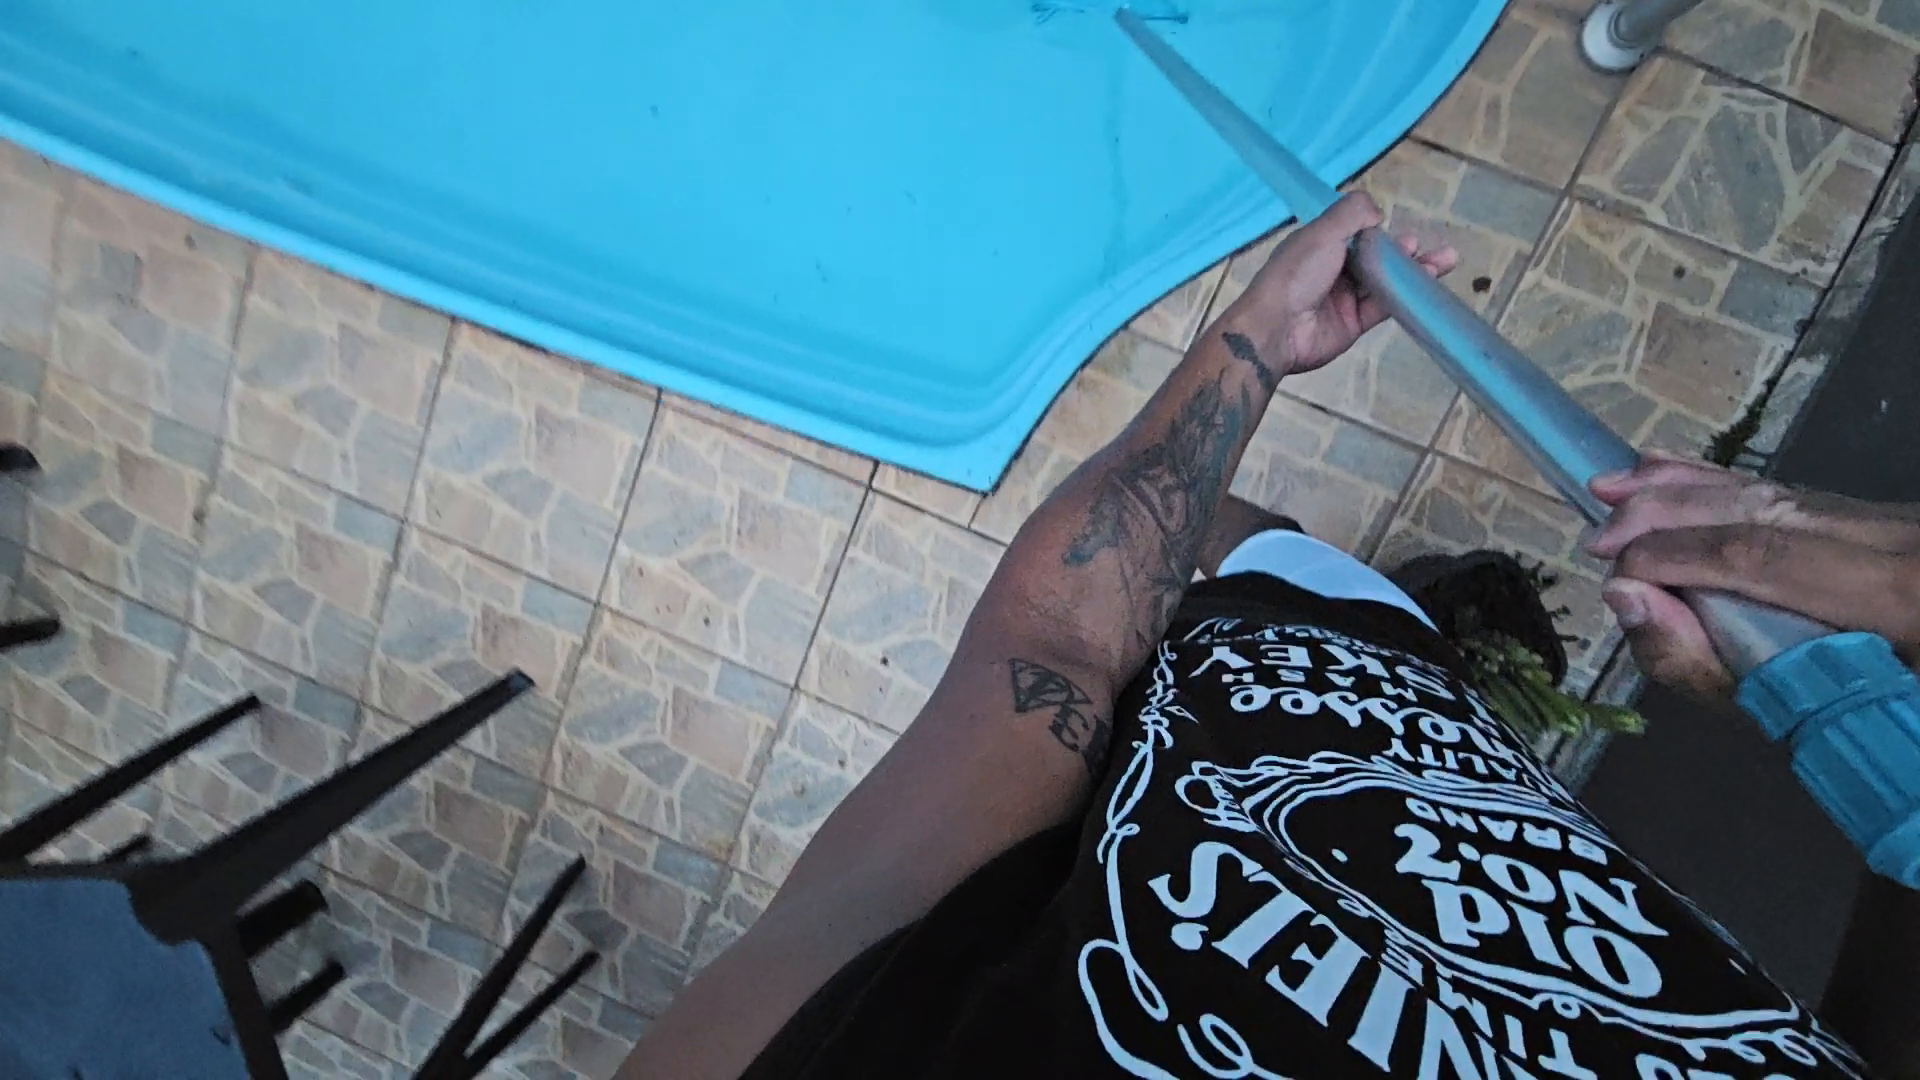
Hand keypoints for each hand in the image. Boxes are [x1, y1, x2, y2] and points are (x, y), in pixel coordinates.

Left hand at [1227, 193, 1457, 375]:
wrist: (1276, 329)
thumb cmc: (1296, 275)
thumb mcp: (1323, 231)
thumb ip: (1352, 213)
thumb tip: (1377, 215)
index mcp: (1317, 247)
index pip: (1354, 234)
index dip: (1376, 231)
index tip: (1391, 228)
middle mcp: (1330, 272)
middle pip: (1374, 258)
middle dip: (1401, 251)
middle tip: (1418, 247)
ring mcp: (1342, 299)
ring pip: (1385, 281)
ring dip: (1414, 270)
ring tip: (1446, 259)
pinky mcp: (1352, 324)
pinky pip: (1384, 306)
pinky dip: (1407, 294)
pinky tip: (1430, 280)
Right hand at [1588, 455, 1919, 699]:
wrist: (1913, 702)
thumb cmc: (1866, 724)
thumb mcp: (1781, 715)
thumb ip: (1698, 661)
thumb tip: (1623, 596)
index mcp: (1897, 594)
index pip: (1752, 554)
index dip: (1668, 556)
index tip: (1616, 578)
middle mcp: (1901, 539)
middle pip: (1756, 508)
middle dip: (1661, 515)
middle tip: (1599, 542)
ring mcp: (1894, 520)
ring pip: (1765, 491)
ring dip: (1676, 488)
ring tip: (1606, 487)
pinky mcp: (1877, 517)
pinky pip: (1781, 491)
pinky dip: (1711, 482)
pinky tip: (1656, 467)